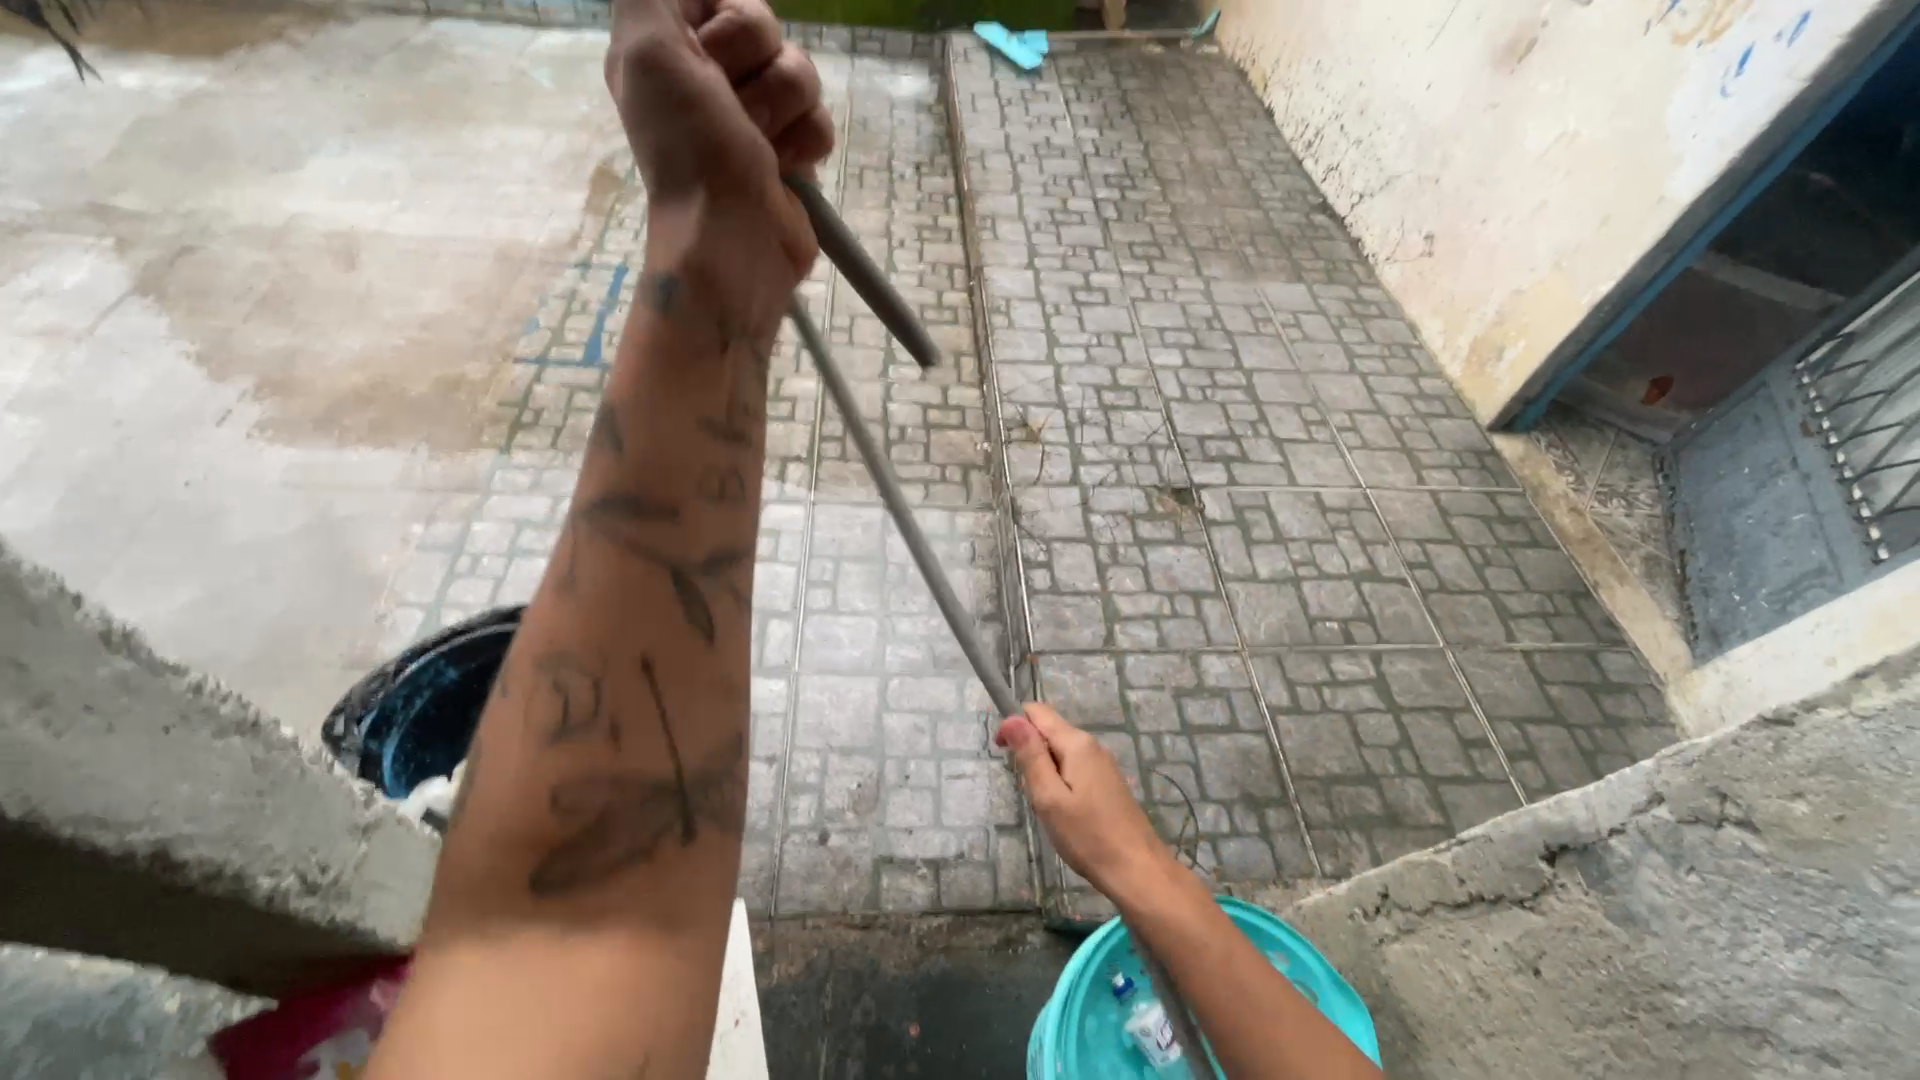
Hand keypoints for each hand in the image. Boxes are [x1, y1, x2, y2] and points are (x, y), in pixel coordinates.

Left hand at [605, 0, 834, 320]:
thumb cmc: (687, 145)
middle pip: (763, 23)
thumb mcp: (644, 46)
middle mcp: (711, 76)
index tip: (705, 51)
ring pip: (800, 70)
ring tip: (760, 143)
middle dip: (755, 62)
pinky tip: (783, 166)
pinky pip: (820, 119)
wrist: (732, 231)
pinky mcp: (793, 151)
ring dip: (784, 106)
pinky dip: (806, 142)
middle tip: (732, 105)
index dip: (723, 16)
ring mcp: (757, 116)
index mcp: (668, 46)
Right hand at [996, 703, 1175, 898]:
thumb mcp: (1049, 797)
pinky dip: (1061, 785)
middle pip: (1049, 733)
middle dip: (1031, 756)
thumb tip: (1012, 719)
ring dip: (1045, 774)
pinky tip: (1066, 815)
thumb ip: (1030, 755)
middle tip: (1033, 796)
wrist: (1137, 870)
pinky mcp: (1108, 783)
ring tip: (1050, 810)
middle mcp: (1092, 746)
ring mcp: (1103, 765)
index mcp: (1077, 743)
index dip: (1014, 726)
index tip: (1004, 756)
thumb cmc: (1088, 836)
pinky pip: (1075, 770)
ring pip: (1061, 754)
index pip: (1038, 712)